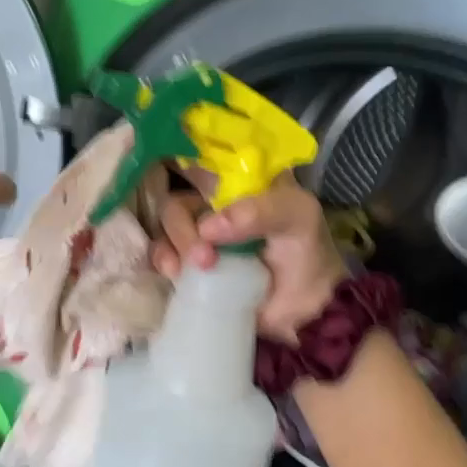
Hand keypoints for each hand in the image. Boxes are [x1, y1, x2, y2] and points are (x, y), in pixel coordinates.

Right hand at [150, 171, 348, 342]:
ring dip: (174, 245)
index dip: (178, 158)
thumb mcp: (296, 217)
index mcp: (237, 180)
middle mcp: (211, 201)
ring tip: (197, 268)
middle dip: (183, 228)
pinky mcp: (189, 262)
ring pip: (166, 225)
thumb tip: (207, 228)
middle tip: (205, 256)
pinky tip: (174, 273)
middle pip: (177, 200)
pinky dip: (162, 259)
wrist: (306, 308)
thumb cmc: (306, 250)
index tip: (168, 169)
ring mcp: (197, 232)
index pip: (201, 158)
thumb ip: (258, 212)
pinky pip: (161, 252)